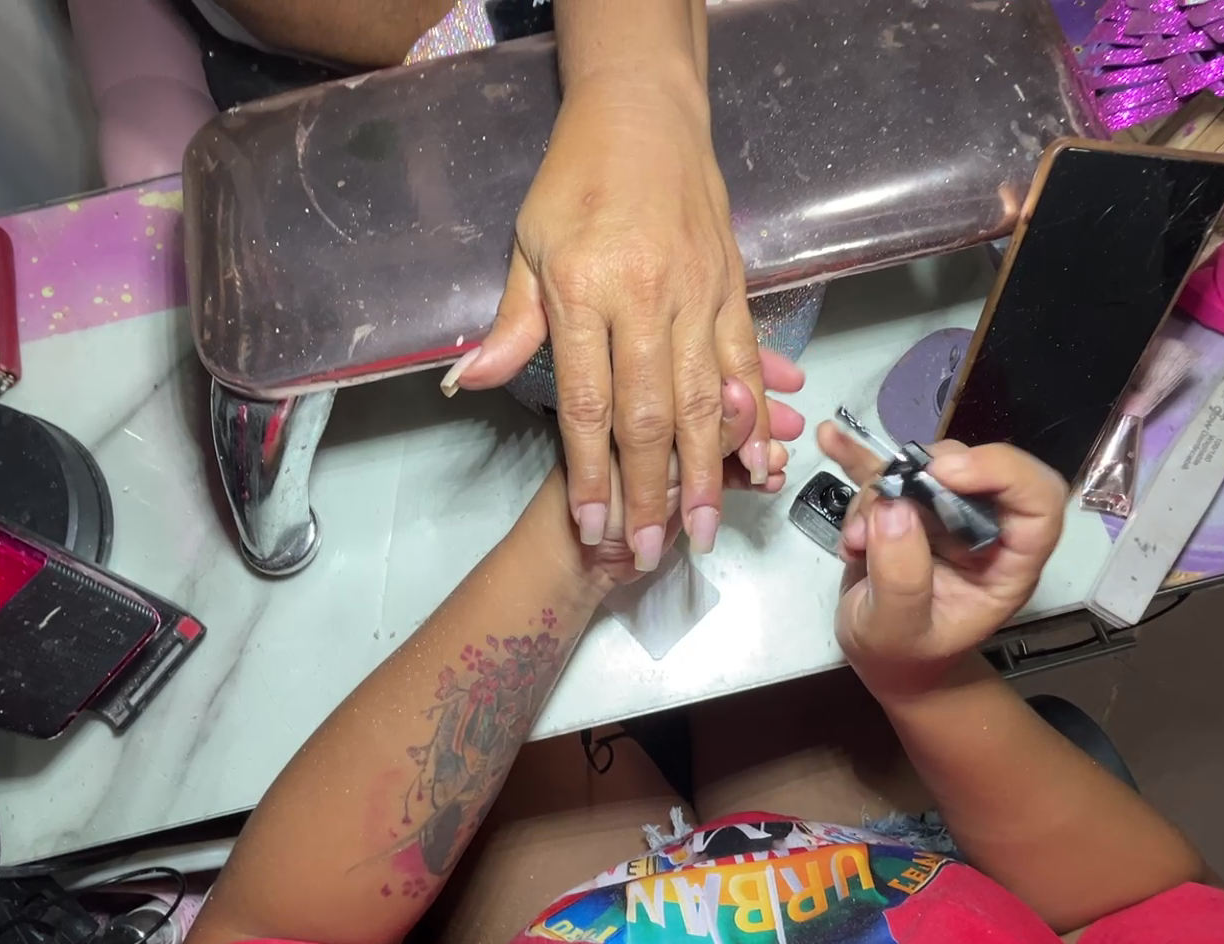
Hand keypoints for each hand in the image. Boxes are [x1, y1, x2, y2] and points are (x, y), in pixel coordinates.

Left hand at [441, 67, 787, 569]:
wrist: (647, 114)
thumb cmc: (577, 182)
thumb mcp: (527, 246)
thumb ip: (509, 326)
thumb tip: (464, 383)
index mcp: (585, 292)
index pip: (587, 405)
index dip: (591, 474)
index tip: (594, 529)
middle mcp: (647, 301)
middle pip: (650, 417)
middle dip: (651, 492)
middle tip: (653, 551)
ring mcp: (698, 297)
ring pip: (707, 401)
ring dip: (708, 473)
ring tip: (708, 529)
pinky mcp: (733, 291)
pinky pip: (746, 364)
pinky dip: (755, 419)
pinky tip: (759, 463)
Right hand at [817, 425, 1066, 701]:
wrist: (885, 659)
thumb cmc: (903, 655)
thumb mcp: (900, 629)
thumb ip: (901, 576)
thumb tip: (892, 507)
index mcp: (1008, 561)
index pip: (1036, 500)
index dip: (1001, 472)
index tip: (943, 474)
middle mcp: (980, 528)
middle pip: (968, 471)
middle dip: (917, 482)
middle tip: (874, 515)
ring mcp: (939, 515)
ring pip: (917, 472)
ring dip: (875, 493)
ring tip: (851, 543)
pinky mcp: (899, 509)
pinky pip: (881, 474)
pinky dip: (855, 457)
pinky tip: (830, 438)